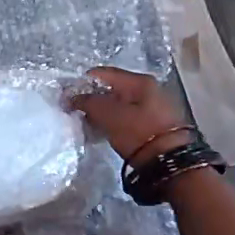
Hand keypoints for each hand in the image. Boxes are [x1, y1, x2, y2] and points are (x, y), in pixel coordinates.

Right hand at [72, 67, 191, 163]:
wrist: (168, 161)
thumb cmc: (137, 133)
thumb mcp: (108, 115)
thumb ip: (87, 102)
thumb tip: (71, 97)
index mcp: (138, 81)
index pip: (102, 73)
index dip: (81, 83)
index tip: (67, 98)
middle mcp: (147, 89)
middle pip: (110, 88)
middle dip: (91, 100)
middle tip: (76, 113)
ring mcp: (151, 107)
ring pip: (117, 104)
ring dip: (101, 113)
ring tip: (87, 125)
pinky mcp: (152, 124)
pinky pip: (125, 117)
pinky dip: (112, 122)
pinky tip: (103, 132)